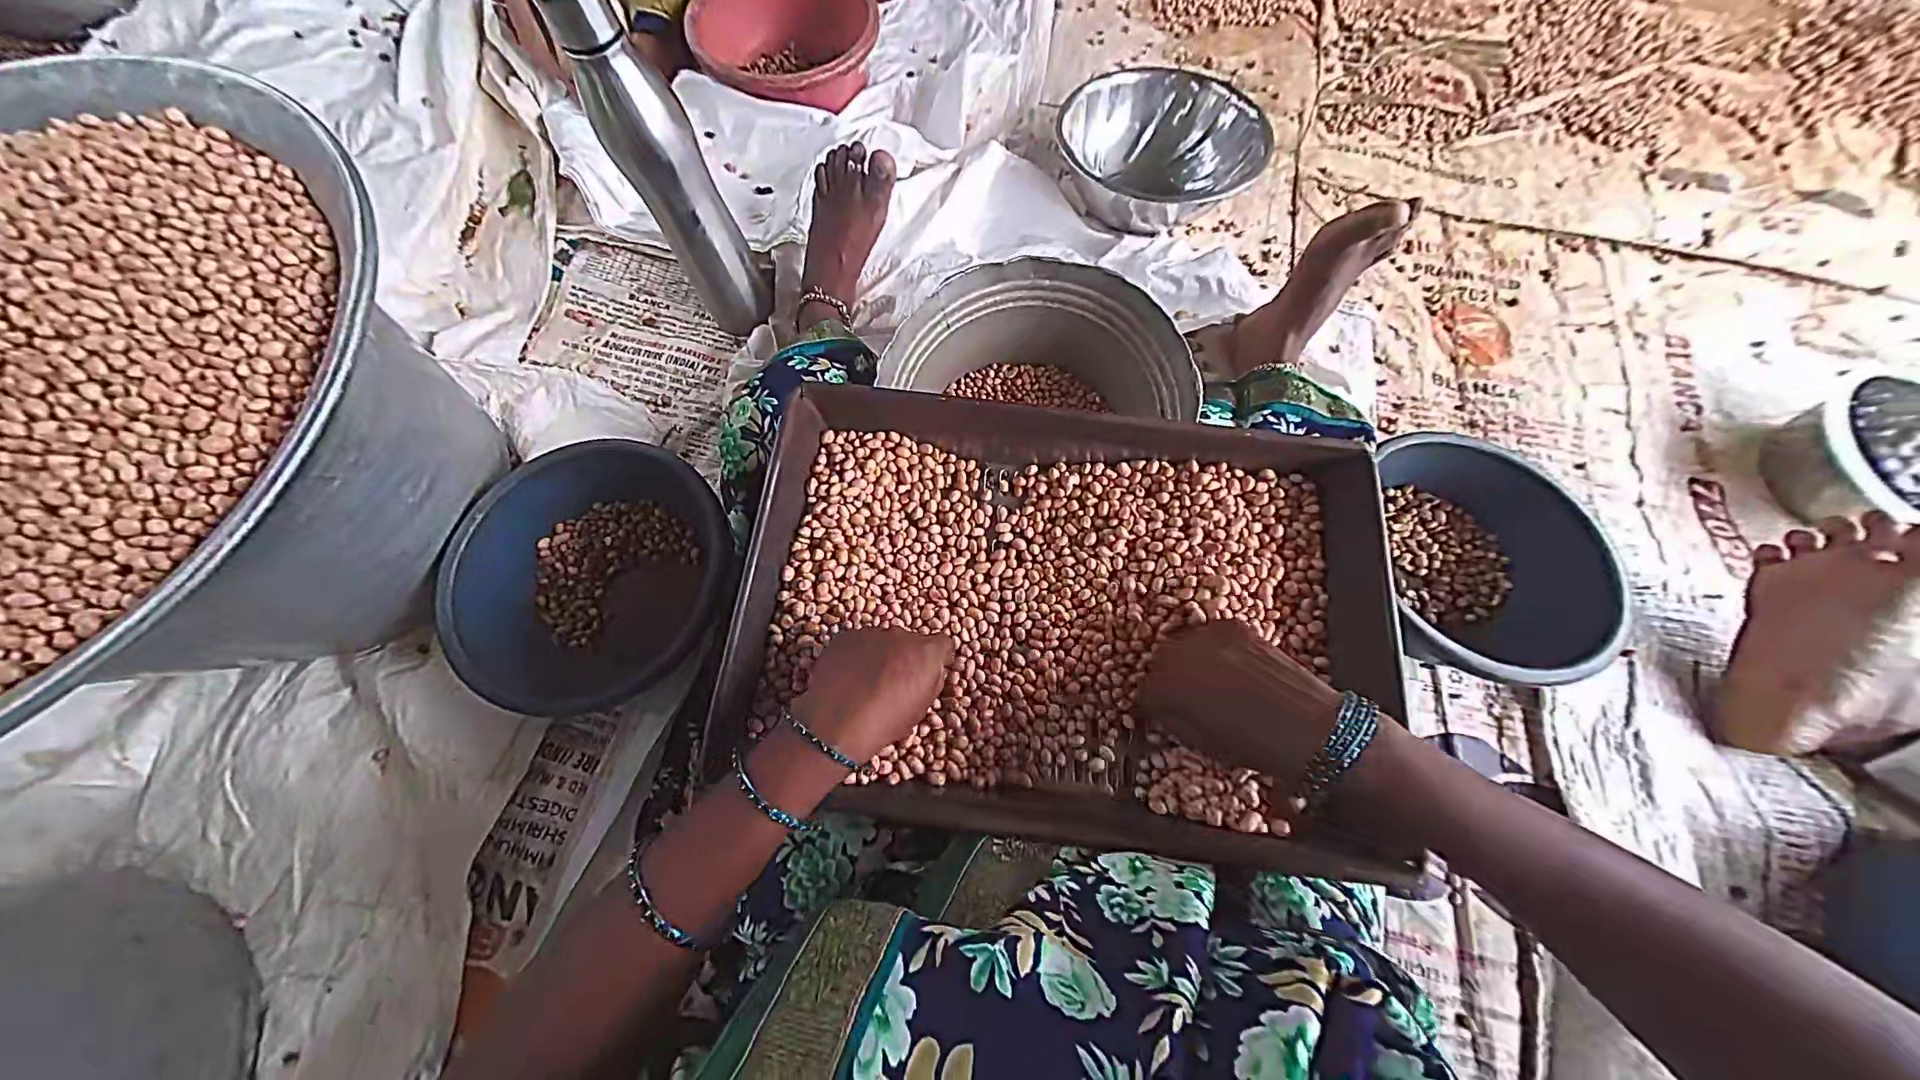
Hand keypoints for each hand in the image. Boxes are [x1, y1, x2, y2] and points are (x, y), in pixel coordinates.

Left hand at [792, 628, 953, 763]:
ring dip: (879, 654)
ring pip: (881, 640)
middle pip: (910, 641)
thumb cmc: (884, 721)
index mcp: (926, 652)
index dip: (938, 657)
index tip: (928, 668)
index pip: (942, 643)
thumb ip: (930, 680)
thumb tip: (927, 671)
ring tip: (867, 681)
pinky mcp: (846, 636)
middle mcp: (901, 635)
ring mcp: (871, 633)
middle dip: (905, 656)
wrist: (838, 722)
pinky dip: (856, 655)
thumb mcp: (921, 708)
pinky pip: (857, 642)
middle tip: (893, 680)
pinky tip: (849, 677)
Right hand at [1137, 620, 1342, 788]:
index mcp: (1166, 685)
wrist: (1309, 728)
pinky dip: (1210, 646)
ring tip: (1200, 678)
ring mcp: (1208, 635)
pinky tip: (1223, 665)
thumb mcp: (1200, 742)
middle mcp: (1180, 653)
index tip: (1153, 713)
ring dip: (1185, 659)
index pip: (1143, 691)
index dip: (1149, 705)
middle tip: (1177, 696)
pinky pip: (1208, 633)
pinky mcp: (1234, 627)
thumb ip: (1172, 720)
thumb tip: (1162, 709)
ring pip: (1181, 642)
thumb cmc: (1253, 745)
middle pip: (1158, 660)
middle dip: (1163, 678)